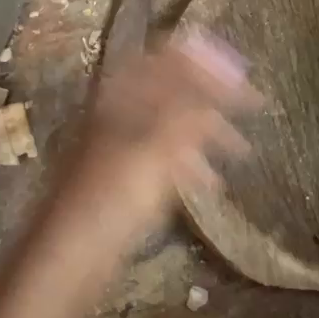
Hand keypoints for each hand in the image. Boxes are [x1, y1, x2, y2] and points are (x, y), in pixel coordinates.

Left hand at [51, 32, 260, 239]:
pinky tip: (211, 182)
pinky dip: (191, 161)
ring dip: (208, 130)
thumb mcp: (158, 150)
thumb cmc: (112, 199)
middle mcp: (121, 112)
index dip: (205, 59)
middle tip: (252, 104)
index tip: (241, 68)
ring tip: (240, 149)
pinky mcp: (122, 178)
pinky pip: (165, 156)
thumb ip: (190, 113)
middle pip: (175, 89)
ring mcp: (120, 145)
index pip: (169, 59)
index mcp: (125, 96)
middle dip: (214, 95)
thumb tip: (222, 77)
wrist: (66, 258)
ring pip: (172, 124)